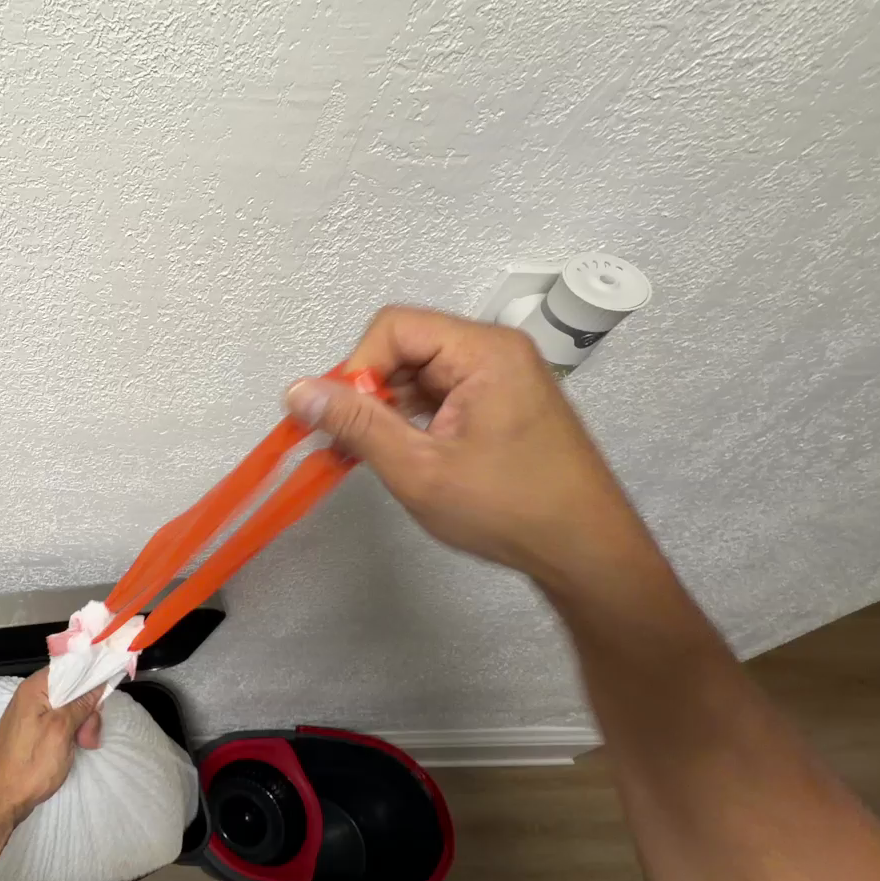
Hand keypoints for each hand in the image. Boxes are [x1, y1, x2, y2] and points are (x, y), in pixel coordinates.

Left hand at [0, 669, 104, 825]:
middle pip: (70, 690)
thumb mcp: (61, 730)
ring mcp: (30, 715)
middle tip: (89, 736)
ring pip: (67, 708)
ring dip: (80, 725)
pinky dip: (70, 732)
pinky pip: (57, 722)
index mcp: (35, 688)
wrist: (1, 799)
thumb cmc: (31, 763)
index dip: (89, 677)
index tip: (105, 694)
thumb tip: (96, 684)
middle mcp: (31, 696)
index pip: (68, 667)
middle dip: (86, 710)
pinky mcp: (32, 731)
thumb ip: (80, 705)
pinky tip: (74, 748)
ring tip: (83, 746)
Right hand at [285, 306, 654, 588]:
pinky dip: (405, 420)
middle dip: (366, 392)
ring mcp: (497, 378)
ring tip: (367, 456)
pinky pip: (434, 394)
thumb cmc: (505, 509)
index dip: (357, 368)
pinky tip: (396, 456)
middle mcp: (493, 352)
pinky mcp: (496, 403)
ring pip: (414, 373)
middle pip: (403, 347)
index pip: (394, 328)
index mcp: (483, 352)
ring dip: (382, 410)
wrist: (584, 552)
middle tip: (347, 443)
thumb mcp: (417, 468)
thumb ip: (355, 424)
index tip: (344, 420)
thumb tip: (295, 391)